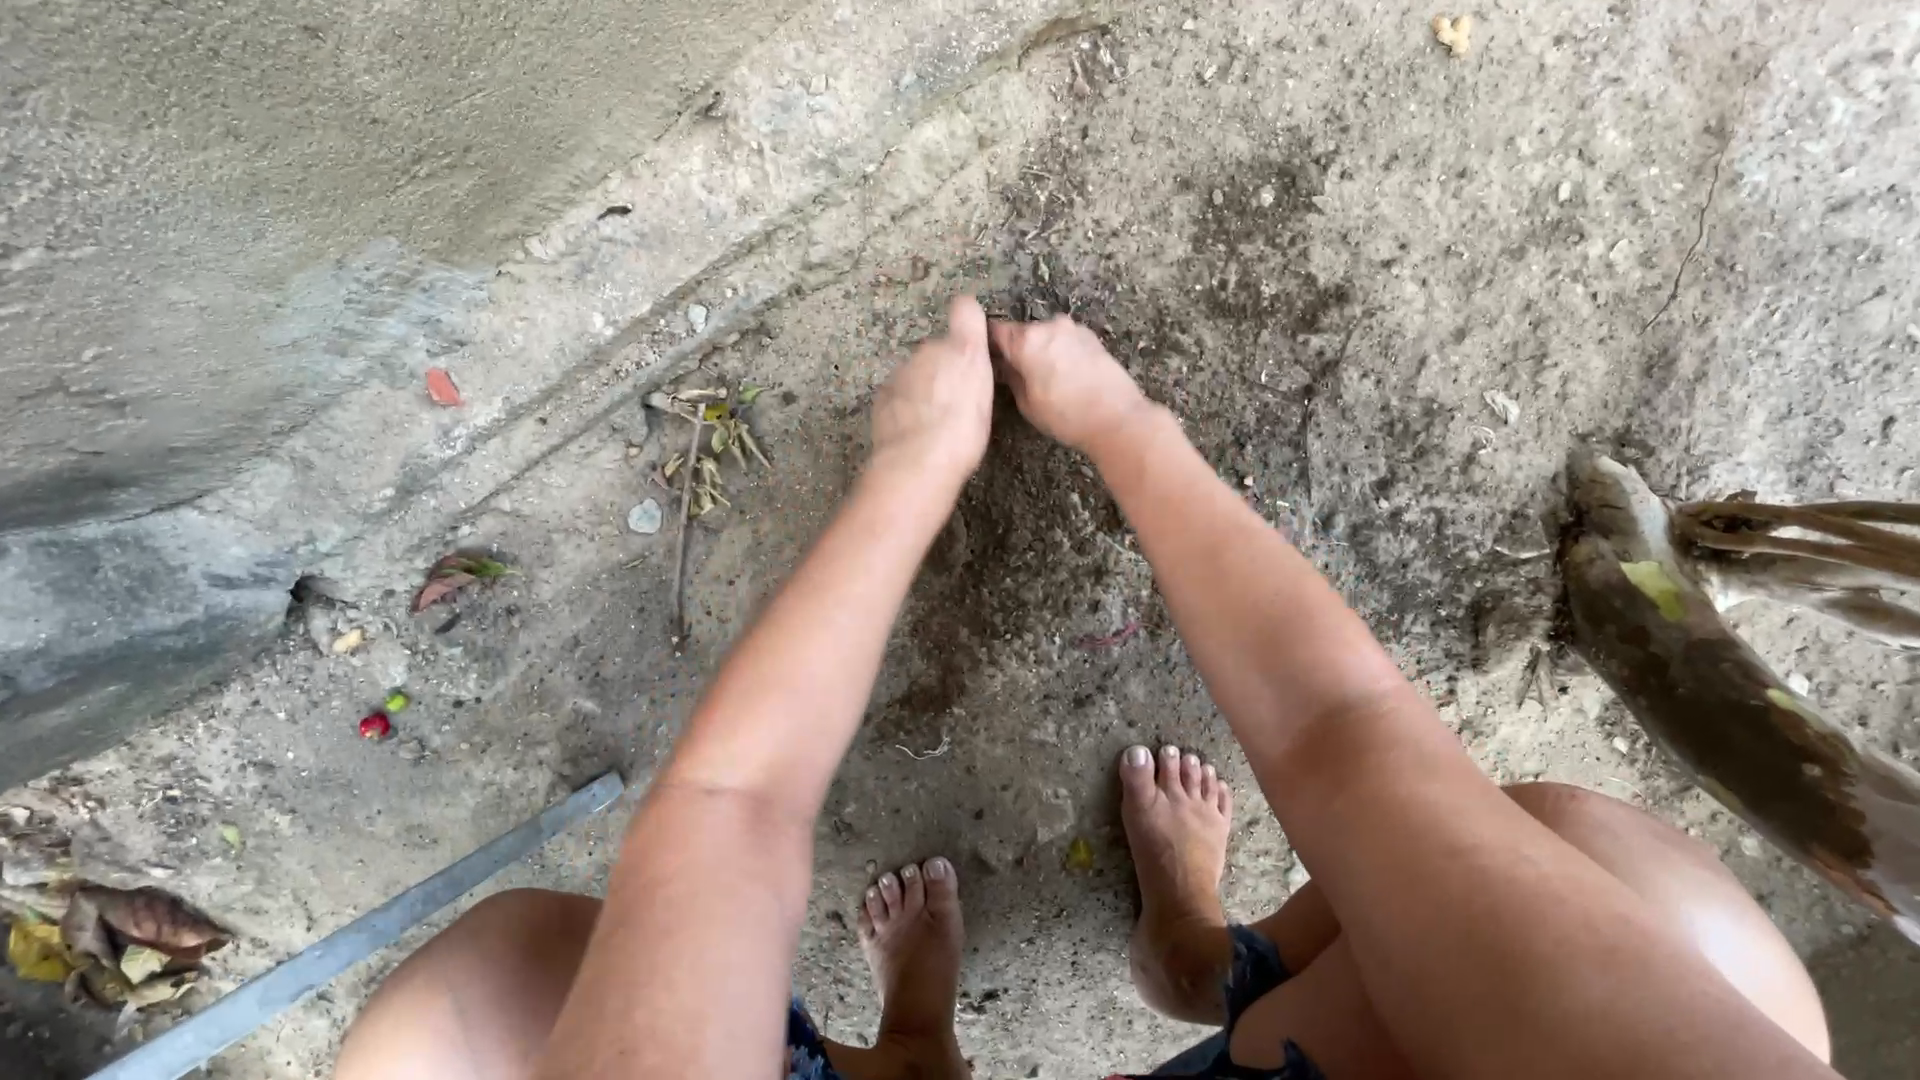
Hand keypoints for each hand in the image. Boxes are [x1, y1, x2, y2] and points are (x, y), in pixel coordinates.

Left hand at [870, 295, 994, 485]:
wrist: (916, 461)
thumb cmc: (961, 432)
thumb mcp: (984, 396)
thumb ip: (976, 367)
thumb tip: (969, 354)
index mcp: (962, 349)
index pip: (965, 309)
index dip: (968, 318)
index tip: (971, 333)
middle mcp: (928, 351)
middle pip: (938, 349)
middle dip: (944, 367)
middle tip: (954, 399)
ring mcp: (901, 371)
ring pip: (916, 371)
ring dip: (923, 387)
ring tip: (932, 420)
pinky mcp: (883, 394)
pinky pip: (898, 392)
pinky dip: (904, 404)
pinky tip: (912, 429)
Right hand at [988, 315, 1154, 454]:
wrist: (1117, 418)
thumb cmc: (1068, 415)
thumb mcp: (1027, 404)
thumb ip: (1011, 378)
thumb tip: (1004, 366)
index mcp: (1027, 341)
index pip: (995, 331)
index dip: (987, 343)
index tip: (984, 356)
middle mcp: (1049, 326)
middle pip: (1021, 333)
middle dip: (1016, 350)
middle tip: (1014, 375)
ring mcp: (1073, 329)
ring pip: (1045, 337)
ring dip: (1040, 351)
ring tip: (1043, 380)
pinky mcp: (1091, 338)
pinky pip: (1065, 341)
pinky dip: (1059, 353)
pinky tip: (1064, 377)